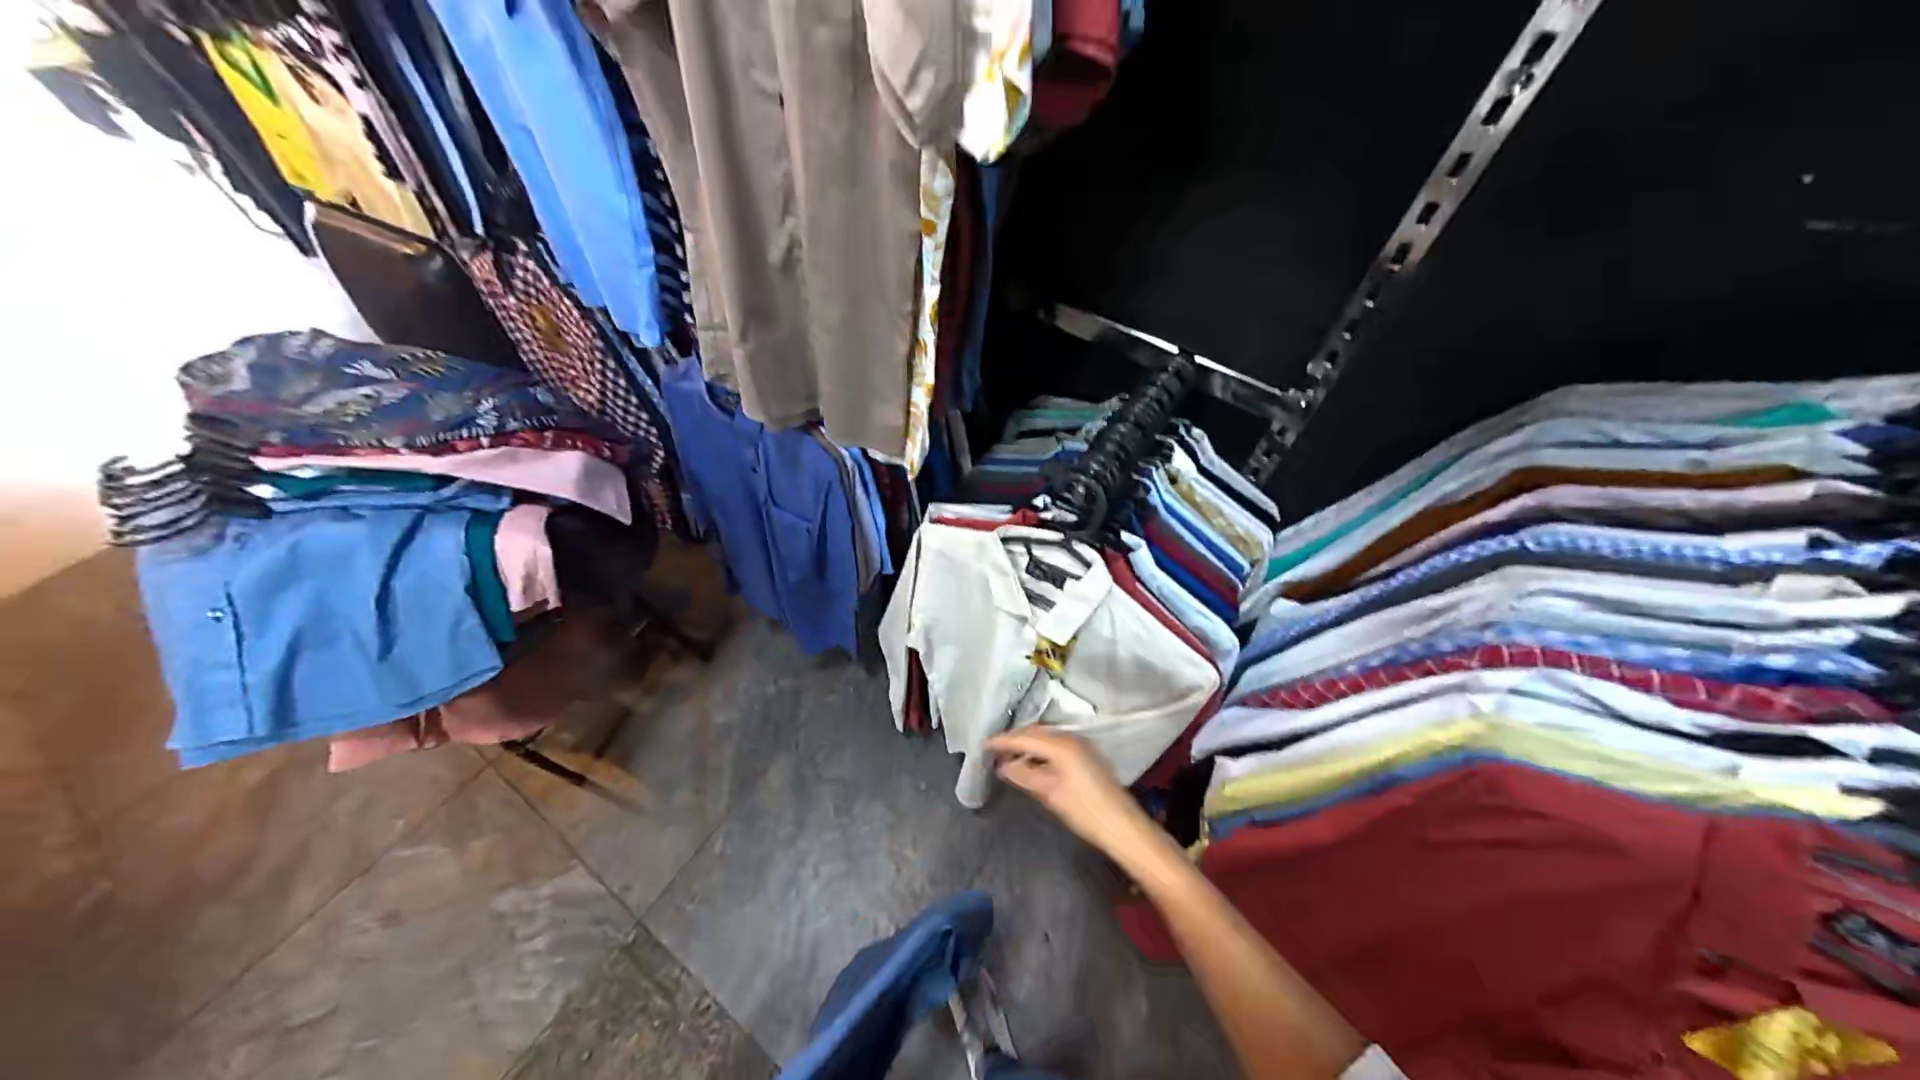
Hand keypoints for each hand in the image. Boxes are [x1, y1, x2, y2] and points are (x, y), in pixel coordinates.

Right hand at [986, 728, 1173, 867]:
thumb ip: (1023, 774)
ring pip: (1047, 737)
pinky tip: (1033, 763)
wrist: (1122, 826)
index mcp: (1060, 744)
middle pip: (1036, 732)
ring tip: (1010, 757)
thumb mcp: (1048, 792)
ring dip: (1028, 744)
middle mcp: (1071, 737)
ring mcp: (1082, 745)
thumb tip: (1002, 765)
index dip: (1002, 740)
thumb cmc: (1083, 811)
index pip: (1025, 737)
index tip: (984, 745)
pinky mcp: (1087, 755)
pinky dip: (1041, 749)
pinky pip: (1057, 744)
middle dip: (1015, 739)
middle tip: (995, 750)